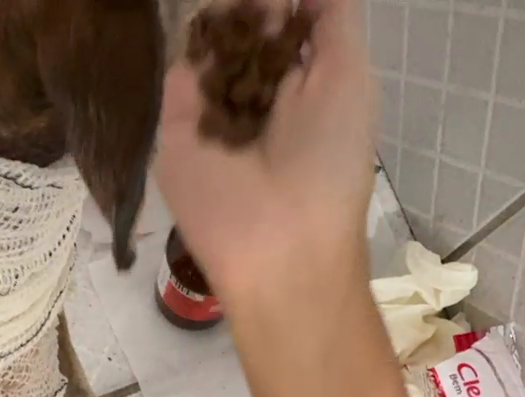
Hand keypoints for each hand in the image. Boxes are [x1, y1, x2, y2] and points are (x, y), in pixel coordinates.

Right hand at [154, 0, 375, 314]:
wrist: (278, 245)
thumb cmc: (328, 162)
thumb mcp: (350, 76)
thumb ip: (331, 19)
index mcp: (301, 90)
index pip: (284, 27)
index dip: (281, 4)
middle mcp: (255, 100)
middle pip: (243, 32)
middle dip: (250, 7)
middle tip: (259, 0)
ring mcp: (212, 116)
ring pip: (209, 46)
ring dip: (222, 17)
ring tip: (230, 3)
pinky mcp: (175, 132)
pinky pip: (178, 73)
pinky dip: (190, 43)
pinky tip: (204, 21)